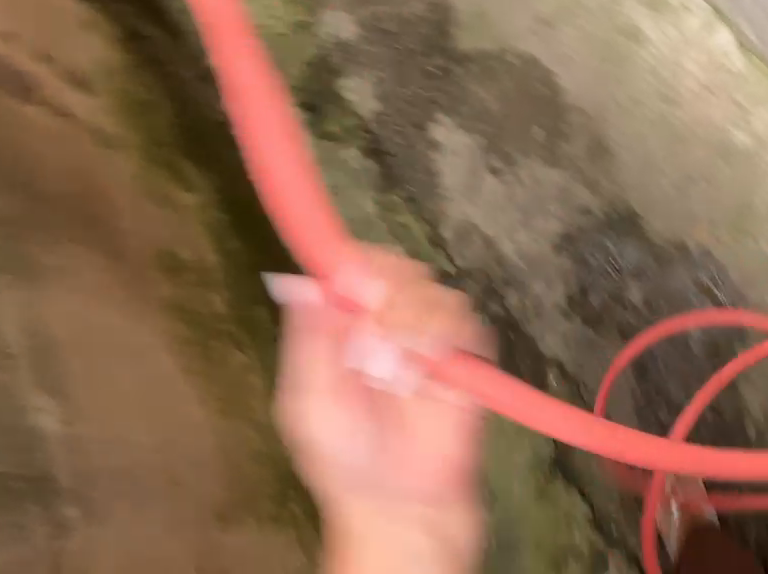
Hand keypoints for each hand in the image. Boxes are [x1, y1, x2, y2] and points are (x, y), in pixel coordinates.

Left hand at [273, 248, 492, 573]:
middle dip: (390, 291)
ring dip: (416, 319)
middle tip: (376, 325)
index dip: (360, 263)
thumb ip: (309, 339)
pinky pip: (468, 321)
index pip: (360, 267)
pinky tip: (430, 360)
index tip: (355, 276)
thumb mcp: (309, 401)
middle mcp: (394, 323)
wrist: (401, 504)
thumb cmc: (345, 459)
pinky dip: (449, 333)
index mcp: (351, 327)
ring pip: (437, 291)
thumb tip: (297, 281)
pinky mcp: (470, 354)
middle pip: (402, 269)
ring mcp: (435, 337)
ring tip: (398, 364)